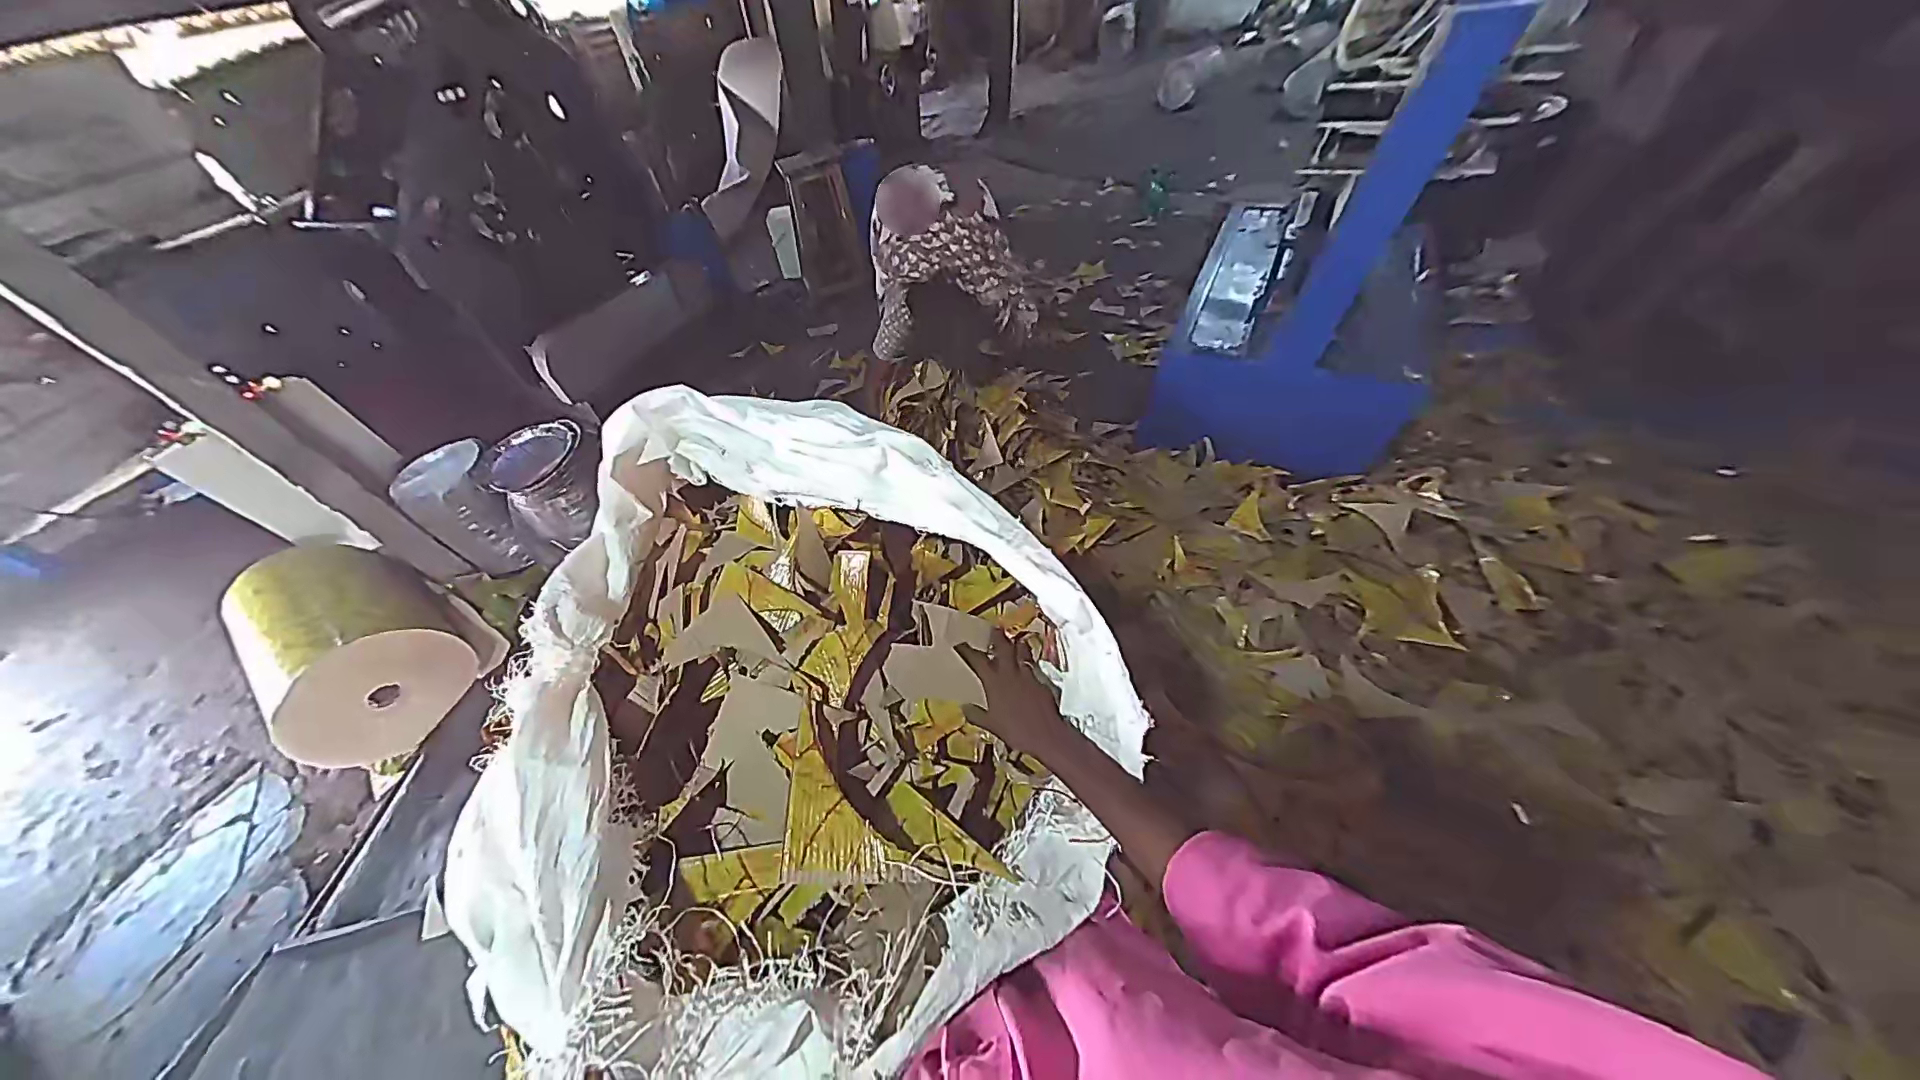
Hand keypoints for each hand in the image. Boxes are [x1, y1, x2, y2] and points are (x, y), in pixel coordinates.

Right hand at [958, 633, 1072, 757]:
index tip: (960, 643)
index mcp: (994, 682)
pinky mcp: (1042, 680)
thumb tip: (965, 707)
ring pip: (1022, 652)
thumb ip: (976, 714)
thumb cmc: (1015, 731)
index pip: (977, 660)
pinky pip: (1033, 666)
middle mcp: (1010, 673)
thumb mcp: (991, 725)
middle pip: (1003, 647)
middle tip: (994, 630)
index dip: (968, 650)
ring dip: (1017, 645)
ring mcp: (1028, 674)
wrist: (1045, 734)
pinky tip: (1028, 667)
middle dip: (997, 636)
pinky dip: (1029, 663)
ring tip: (1014, 642)